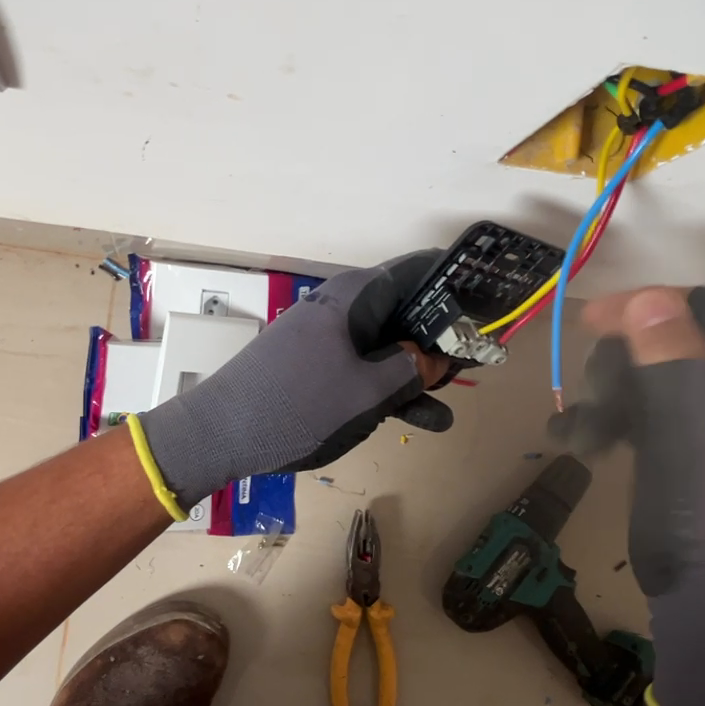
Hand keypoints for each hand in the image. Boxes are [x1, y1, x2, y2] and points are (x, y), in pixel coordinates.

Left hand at [138, 253, 453, 506]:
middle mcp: (337, 307)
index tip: (485, 298)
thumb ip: (409, 369)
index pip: (414, 271)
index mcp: (351, 296)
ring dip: (415, 373)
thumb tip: (434, 356)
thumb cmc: (298, 405)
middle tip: (473, 360)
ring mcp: (322, 338)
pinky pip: (360, 367)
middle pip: (401, 311)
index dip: (452, 283)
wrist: (220, 433)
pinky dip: (386, 386)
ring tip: (450, 402)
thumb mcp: (366, 392)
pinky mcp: (311, 366)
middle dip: (438, 337)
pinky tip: (418, 417)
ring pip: (382, 346)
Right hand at [553, 286, 704, 705]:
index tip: (585, 323)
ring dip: (611, 400)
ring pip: (658, 381)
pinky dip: (619, 424)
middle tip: (588, 398)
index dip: (643, 310)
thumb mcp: (689, 433)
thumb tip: (650, 296)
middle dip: (622, 367)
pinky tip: (586, 446)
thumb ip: (675, 358)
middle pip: (677, 344)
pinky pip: (658, 417)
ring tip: (579, 436)